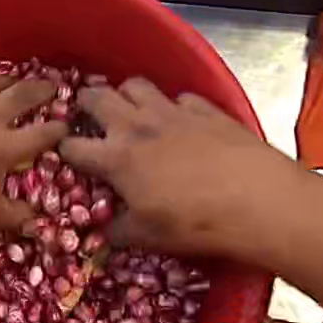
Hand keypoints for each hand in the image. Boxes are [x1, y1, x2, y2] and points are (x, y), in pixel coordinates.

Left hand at [0, 74, 67, 242]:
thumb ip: (16, 214)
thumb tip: (38, 220)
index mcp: (2, 146)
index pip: (42, 132)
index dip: (59, 128)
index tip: (66, 126)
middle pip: (21, 94)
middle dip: (42, 89)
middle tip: (52, 85)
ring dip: (6, 80)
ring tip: (13, 80)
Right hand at [58, 78, 305, 260]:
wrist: (258, 201)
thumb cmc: (196, 222)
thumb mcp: (149, 237)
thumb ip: (119, 230)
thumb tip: (106, 231)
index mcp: (116, 157)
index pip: (73, 146)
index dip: (64, 149)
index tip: (66, 155)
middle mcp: (137, 126)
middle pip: (97, 98)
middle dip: (85, 103)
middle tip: (88, 114)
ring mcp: (171, 112)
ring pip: (135, 85)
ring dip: (125, 94)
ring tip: (129, 109)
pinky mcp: (204, 108)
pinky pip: (178, 97)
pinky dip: (172, 105)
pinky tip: (179, 121)